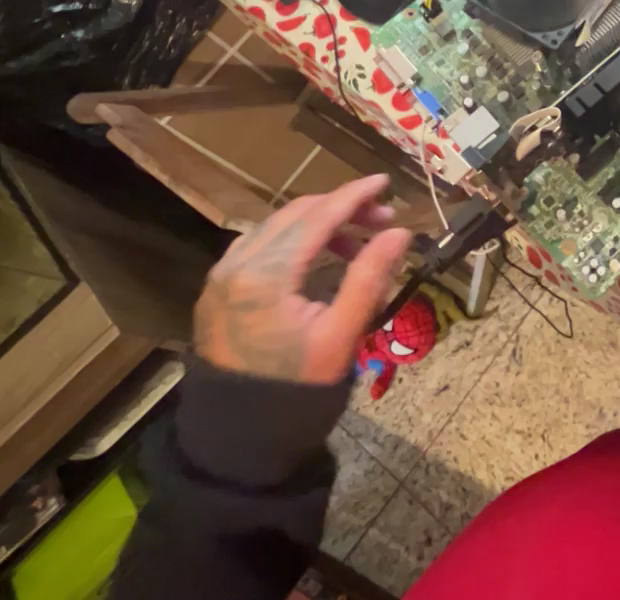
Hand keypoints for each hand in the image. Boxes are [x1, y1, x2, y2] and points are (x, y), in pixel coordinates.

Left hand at [194, 175, 411, 383]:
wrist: (239, 436)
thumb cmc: (297, 388)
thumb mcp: (342, 335)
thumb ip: (369, 277)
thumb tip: (399, 233)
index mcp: (266, 274)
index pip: (317, 218)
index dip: (354, 196)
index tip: (385, 182)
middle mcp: (237, 264)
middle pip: (296, 214)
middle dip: (342, 208)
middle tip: (383, 219)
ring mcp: (223, 276)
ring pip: (278, 226)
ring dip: (320, 223)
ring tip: (358, 241)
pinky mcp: (220, 289)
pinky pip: (262, 244)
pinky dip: (296, 239)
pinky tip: (321, 255)